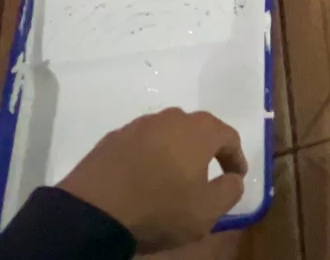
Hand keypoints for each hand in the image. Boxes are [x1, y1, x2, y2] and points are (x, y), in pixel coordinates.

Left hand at [57, 108, 247, 251]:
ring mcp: (141, 124)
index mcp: (201, 130)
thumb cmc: (158, 208)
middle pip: (198, 131)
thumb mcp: (206, 211)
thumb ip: (230, 191)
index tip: (235, 177)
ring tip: (169, 178)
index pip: (229, 137)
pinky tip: (140, 179)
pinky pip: (140, 145)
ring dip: (174, 153)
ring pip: (168, 135)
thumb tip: (233, 179)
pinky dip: (146, 158)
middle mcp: (174, 117)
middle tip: (204, 176)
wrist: (93, 211)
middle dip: (205, 152)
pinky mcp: (113, 138)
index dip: (236, 158)